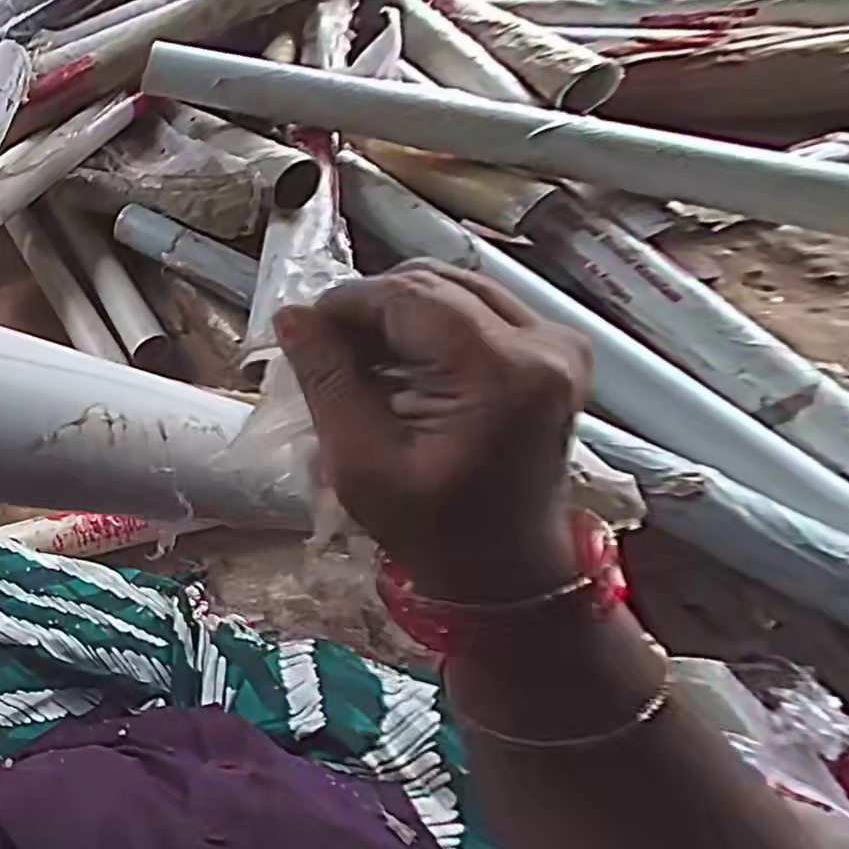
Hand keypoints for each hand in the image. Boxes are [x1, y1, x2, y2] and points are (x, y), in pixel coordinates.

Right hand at [275, 260, 590, 601]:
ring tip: (357, 357)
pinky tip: (394, 363)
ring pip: (450, 287)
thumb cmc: (431, 527)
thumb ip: (326, 380)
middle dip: (366, 306)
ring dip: (392, 313)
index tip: (302, 328)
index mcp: (502, 374)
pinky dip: (421, 325)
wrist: (504, 566)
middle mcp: (544, 343)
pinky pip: (471, 307)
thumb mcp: (359, 461)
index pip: (408, 296)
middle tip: (325, 346)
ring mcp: (555, 343)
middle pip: (432, 282)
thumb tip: (293, 316)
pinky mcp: (550, 350)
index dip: (344, 303)